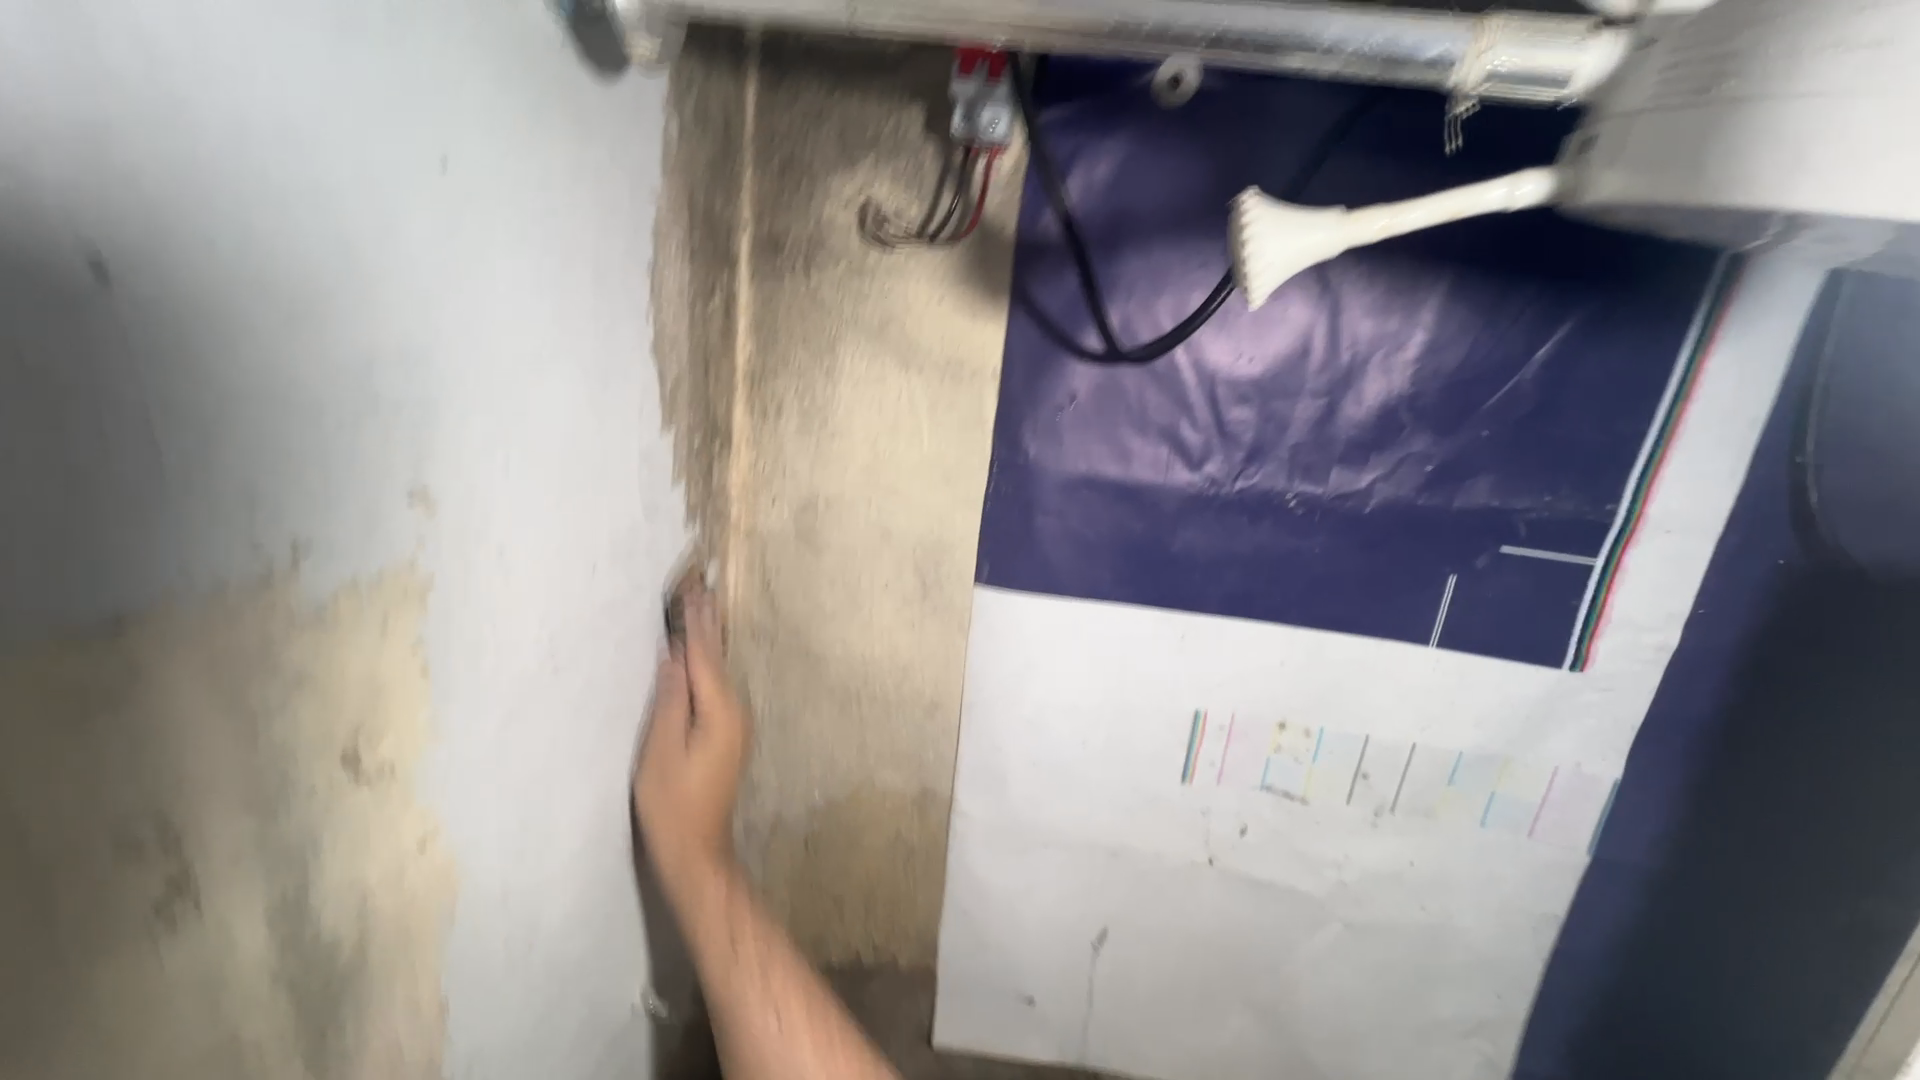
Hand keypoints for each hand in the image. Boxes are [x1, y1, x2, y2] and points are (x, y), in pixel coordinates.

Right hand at [634, 575, 749, 897]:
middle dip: (707, 622)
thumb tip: (673, 654)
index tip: (691, 587)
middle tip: (699, 584)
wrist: (697, 849)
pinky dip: (706, 663)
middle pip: (717, 658)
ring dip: (708, 638)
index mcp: (722, 710)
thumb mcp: (661, 750)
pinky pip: (715, 686)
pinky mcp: (728, 733)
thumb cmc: (672, 804)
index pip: (705, 655)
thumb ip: (670, 699)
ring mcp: (735, 723)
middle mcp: (737, 710)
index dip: (696, 621)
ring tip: (699, 604)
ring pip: (718, 670)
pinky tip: (698, 652)